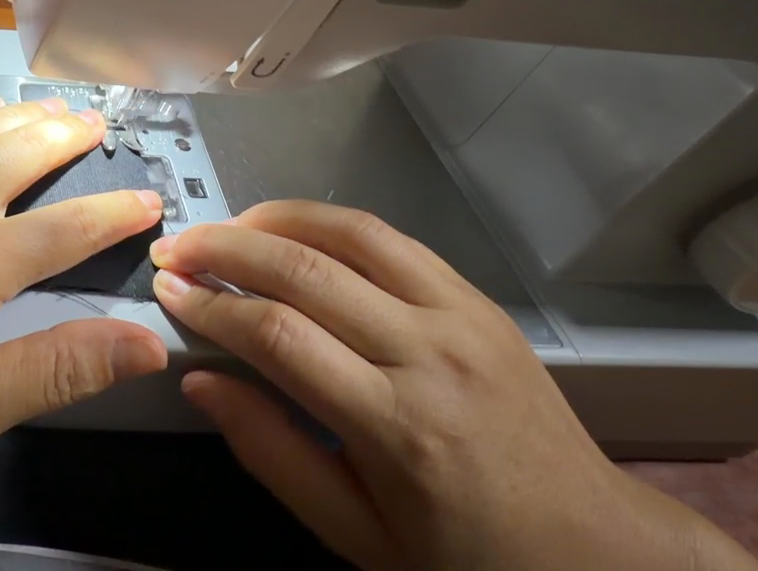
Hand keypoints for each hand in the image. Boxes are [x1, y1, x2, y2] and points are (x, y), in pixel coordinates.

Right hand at [150, 202, 757, 570]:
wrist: (592, 545)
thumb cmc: (461, 552)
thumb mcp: (355, 532)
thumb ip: (269, 451)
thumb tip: (198, 380)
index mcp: (397, 426)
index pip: (278, 337)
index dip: (210, 307)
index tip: (165, 291)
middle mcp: (430, 355)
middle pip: (303, 272)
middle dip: (224, 250)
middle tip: (175, 249)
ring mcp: (460, 315)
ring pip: (347, 234)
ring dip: (270, 220)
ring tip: (222, 228)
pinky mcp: (475, 296)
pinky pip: (388, 237)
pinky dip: (324, 221)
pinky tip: (287, 229)